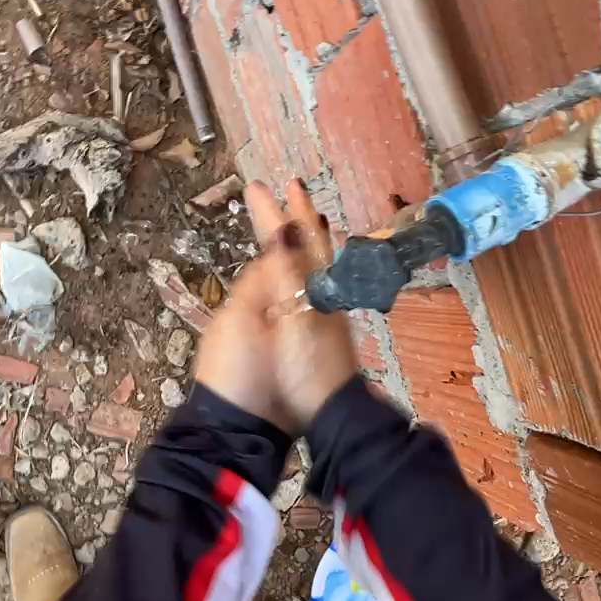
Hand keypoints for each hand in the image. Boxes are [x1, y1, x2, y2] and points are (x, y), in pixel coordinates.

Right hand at [193, 180, 359, 431]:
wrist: (334, 413)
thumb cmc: (309, 370)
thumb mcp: (296, 320)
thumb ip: (290, 276)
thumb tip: (285, 233)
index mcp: (318, 288)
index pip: (297, 241)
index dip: (280, 214)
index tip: (266, 187)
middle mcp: (327, 292)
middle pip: (311, 245)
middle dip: (296, 217)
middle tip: (287, 188)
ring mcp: (327, 309)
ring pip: (314, 262)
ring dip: (301, 237)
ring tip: (294, 219)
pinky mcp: (322, 328)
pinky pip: (311, 281)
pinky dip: (302, 264)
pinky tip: (298, 272)